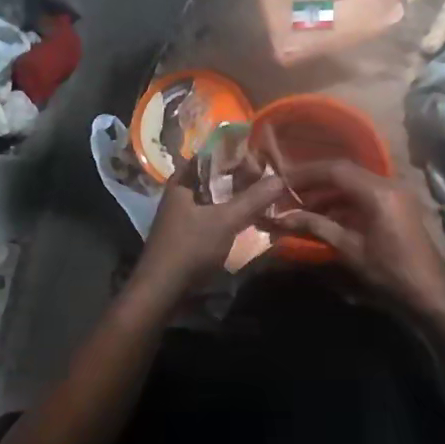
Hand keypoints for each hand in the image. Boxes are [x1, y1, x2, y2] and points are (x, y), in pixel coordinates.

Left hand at [139, 166, 285, 287]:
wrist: (162, 290)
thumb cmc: (190, 247)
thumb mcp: (226, 220)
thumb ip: (254, 198)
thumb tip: (282, 178)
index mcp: (184, 180)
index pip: (214, 153)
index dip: (240, 153)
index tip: (265, 159)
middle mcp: (183, 191)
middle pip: (218, 174)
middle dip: (245, 175)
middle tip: (272, 177)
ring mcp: (187, 211)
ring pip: (220, 194)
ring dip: (242, 194)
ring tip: (268, 194)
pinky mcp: (193, 230)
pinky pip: (219, 211)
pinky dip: (235, 210)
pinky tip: (254, 214)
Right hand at [271, 160, 444, 318]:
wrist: (428, 291)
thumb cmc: (388, 273)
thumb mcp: (349, 250)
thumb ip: (316, 227)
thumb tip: (282, 218)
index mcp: (378, 192)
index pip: (336, 170)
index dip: (306, 174)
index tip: (281, 182)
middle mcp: (388, 184)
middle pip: (345, 172)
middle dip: (315, 182)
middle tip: (287, 195)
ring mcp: (395, 193)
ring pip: (354, 183)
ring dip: (328, 193)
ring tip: (300, 208)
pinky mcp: (397, 205)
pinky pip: (365, 194)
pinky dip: (344, 202)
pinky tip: (324, 216)